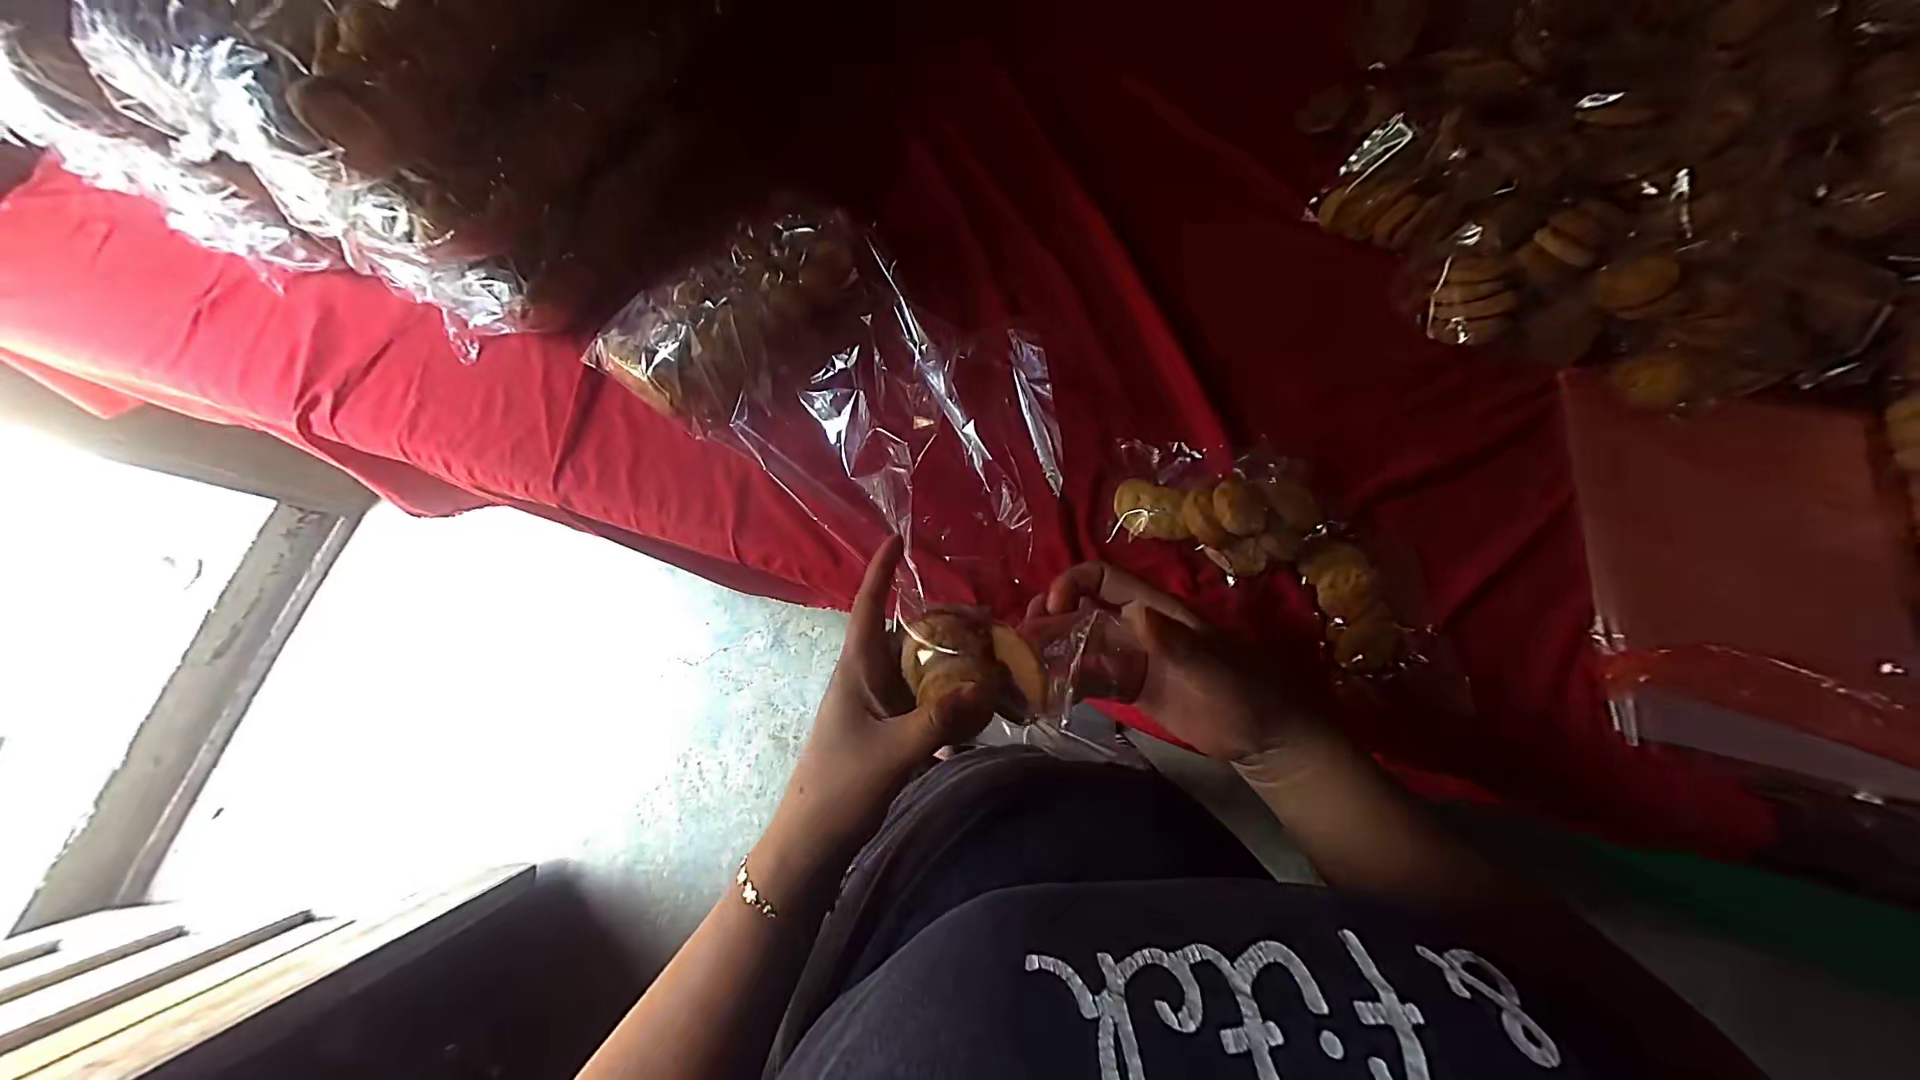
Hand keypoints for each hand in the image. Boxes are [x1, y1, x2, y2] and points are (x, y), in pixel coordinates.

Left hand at [756, 538, 994, 905]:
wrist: (813, 842)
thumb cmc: (840, 788)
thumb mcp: (894, 752)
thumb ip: (939, 720)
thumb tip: (986, 686)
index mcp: (856, 669)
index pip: (867, 606)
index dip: (881, 571)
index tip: (898, 539)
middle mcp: (866, 678)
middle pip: (905, 635)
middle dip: (943, 622)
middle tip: (987, 621)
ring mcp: (877, 704)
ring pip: (917, 669)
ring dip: (949, 662)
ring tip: (991, 658)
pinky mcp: (888, 729)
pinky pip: (923, 701)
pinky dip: (948, 700)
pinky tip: (977, 710)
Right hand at [1035, 563, 1328, 762]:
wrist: (1263, 735)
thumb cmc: (1243, 689)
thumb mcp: (1212, 663)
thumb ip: (1174, 641)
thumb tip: (1134, 613)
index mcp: (1153, 609)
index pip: (1103, 579)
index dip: (1072, 583)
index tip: (1052, 607)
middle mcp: (1133, 628)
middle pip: (1080, 608)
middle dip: (1048, 615)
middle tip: (1021, 637)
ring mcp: (1129, 659)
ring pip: (1078, 643)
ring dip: (1049, 647)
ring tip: (1021, 663)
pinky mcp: (1128, 689)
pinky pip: (1088, 677)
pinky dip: (1064, 680)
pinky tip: (1043, 691)